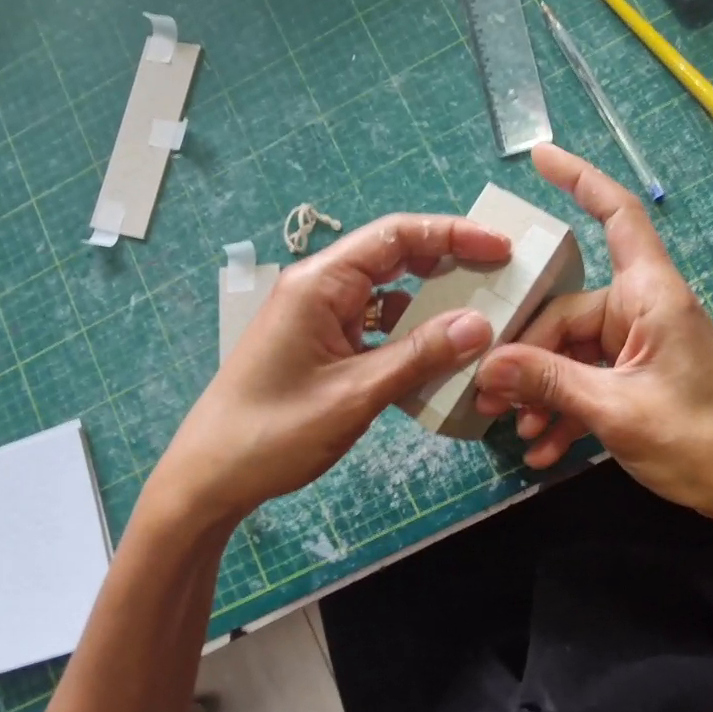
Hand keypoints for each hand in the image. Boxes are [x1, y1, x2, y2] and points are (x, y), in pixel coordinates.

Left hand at [151, 215, 509, 522]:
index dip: (454, 235)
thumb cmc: (274, 432)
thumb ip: (420, 356)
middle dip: (448, 267)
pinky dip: (408, 341)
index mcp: (320, 283)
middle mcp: (320, 289)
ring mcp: (319, 319)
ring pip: (388, 298)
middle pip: (394, 259)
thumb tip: (481, 325)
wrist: (210, 477)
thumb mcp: (355, 394)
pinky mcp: (321, 347)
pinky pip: (375, 330)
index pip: (396, 235)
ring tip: (479, 324)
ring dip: (430, 309)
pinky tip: (437, 364)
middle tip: (501, 281)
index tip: (502, 249)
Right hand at [473, 144, 712, 533]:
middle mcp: (644, 312)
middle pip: (567, 312)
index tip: (541, 157)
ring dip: (543, 391)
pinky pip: (589, 381)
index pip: (619, 216)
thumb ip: (551, 382)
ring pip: (572, 353)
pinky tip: (543, 448)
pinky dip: (566, 411)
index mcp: (653, 297)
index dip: (582, 180)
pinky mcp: (639, 379)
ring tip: (516, 429)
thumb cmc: (701, 443)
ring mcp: (641, 348)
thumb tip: (487, 364)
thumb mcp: (617, 411)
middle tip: (490, 397)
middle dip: (528, 355)